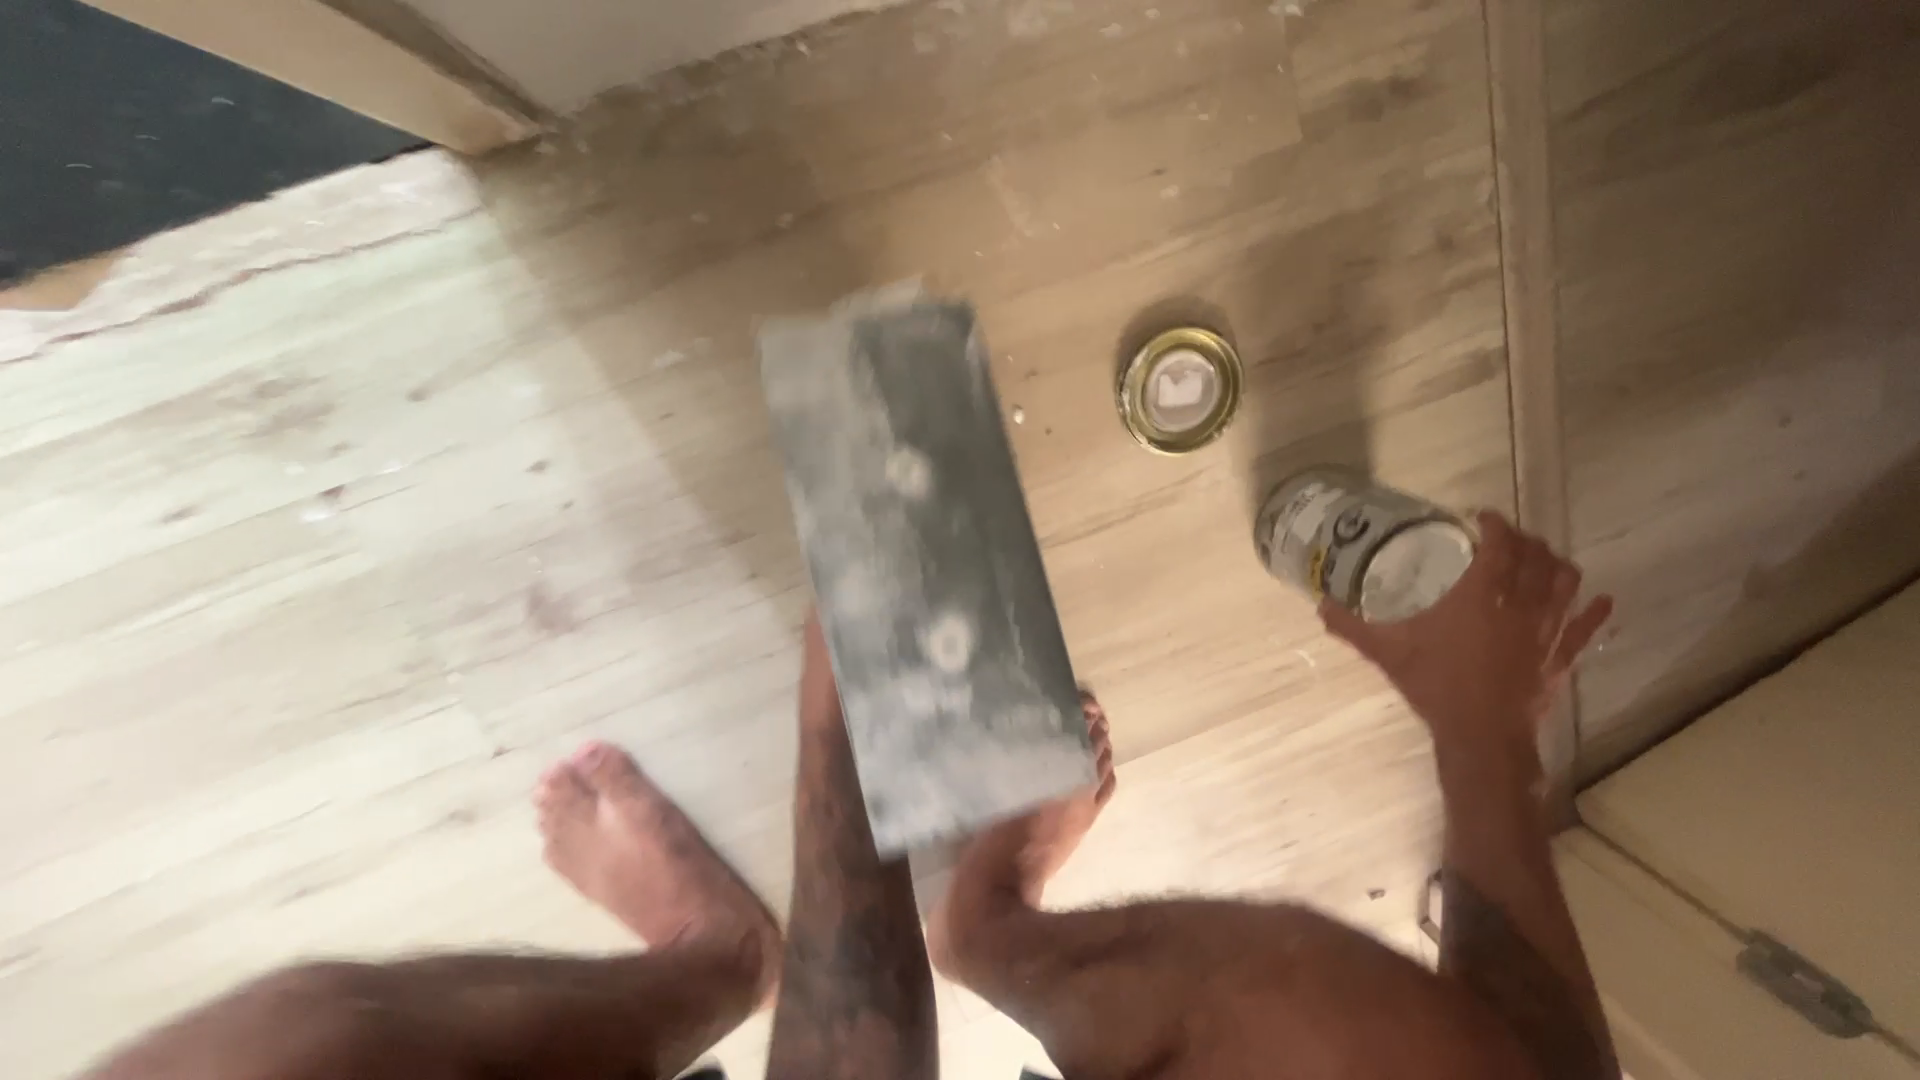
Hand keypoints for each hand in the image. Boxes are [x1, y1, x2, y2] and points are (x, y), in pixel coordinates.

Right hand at [1319, 511, 1611, 758]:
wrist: (1481, 733)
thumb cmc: (1435, 686)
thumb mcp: (1386, 653)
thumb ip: (1351, 626)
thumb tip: (1320, 604)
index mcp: (1478, 598)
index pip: (1499, 548)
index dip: (1496, 526)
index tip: (1484, 517)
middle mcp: (1518, 607)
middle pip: (1537, 560)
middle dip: (1527, 540)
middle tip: (1510, 536)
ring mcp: (1545, 632)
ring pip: (1565, 585)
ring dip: (1557, 565)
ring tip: (1544, 558)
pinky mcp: (1560, 657)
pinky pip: (1586, 629)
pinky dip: (1595, 611)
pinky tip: (1600, 600)